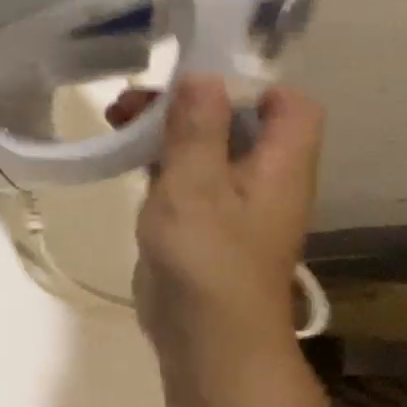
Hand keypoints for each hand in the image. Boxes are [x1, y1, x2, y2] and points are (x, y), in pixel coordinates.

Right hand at [106, 75, 323, 356]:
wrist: (205, 329)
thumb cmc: (206, 254)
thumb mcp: (194, 185)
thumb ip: (197, 131)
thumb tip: (202, 78)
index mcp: (281, 167)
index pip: (290, 106)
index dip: (246, 86)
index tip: (186, 82)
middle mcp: (266, 178)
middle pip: (241, 122)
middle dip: (189, 104)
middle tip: (130, 103)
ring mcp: (233, 201)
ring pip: (207, 147)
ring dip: (167, 129)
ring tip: (116, 123)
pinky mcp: (201, 221)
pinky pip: (186, 174)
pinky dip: (158, 158)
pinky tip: (123, 159)